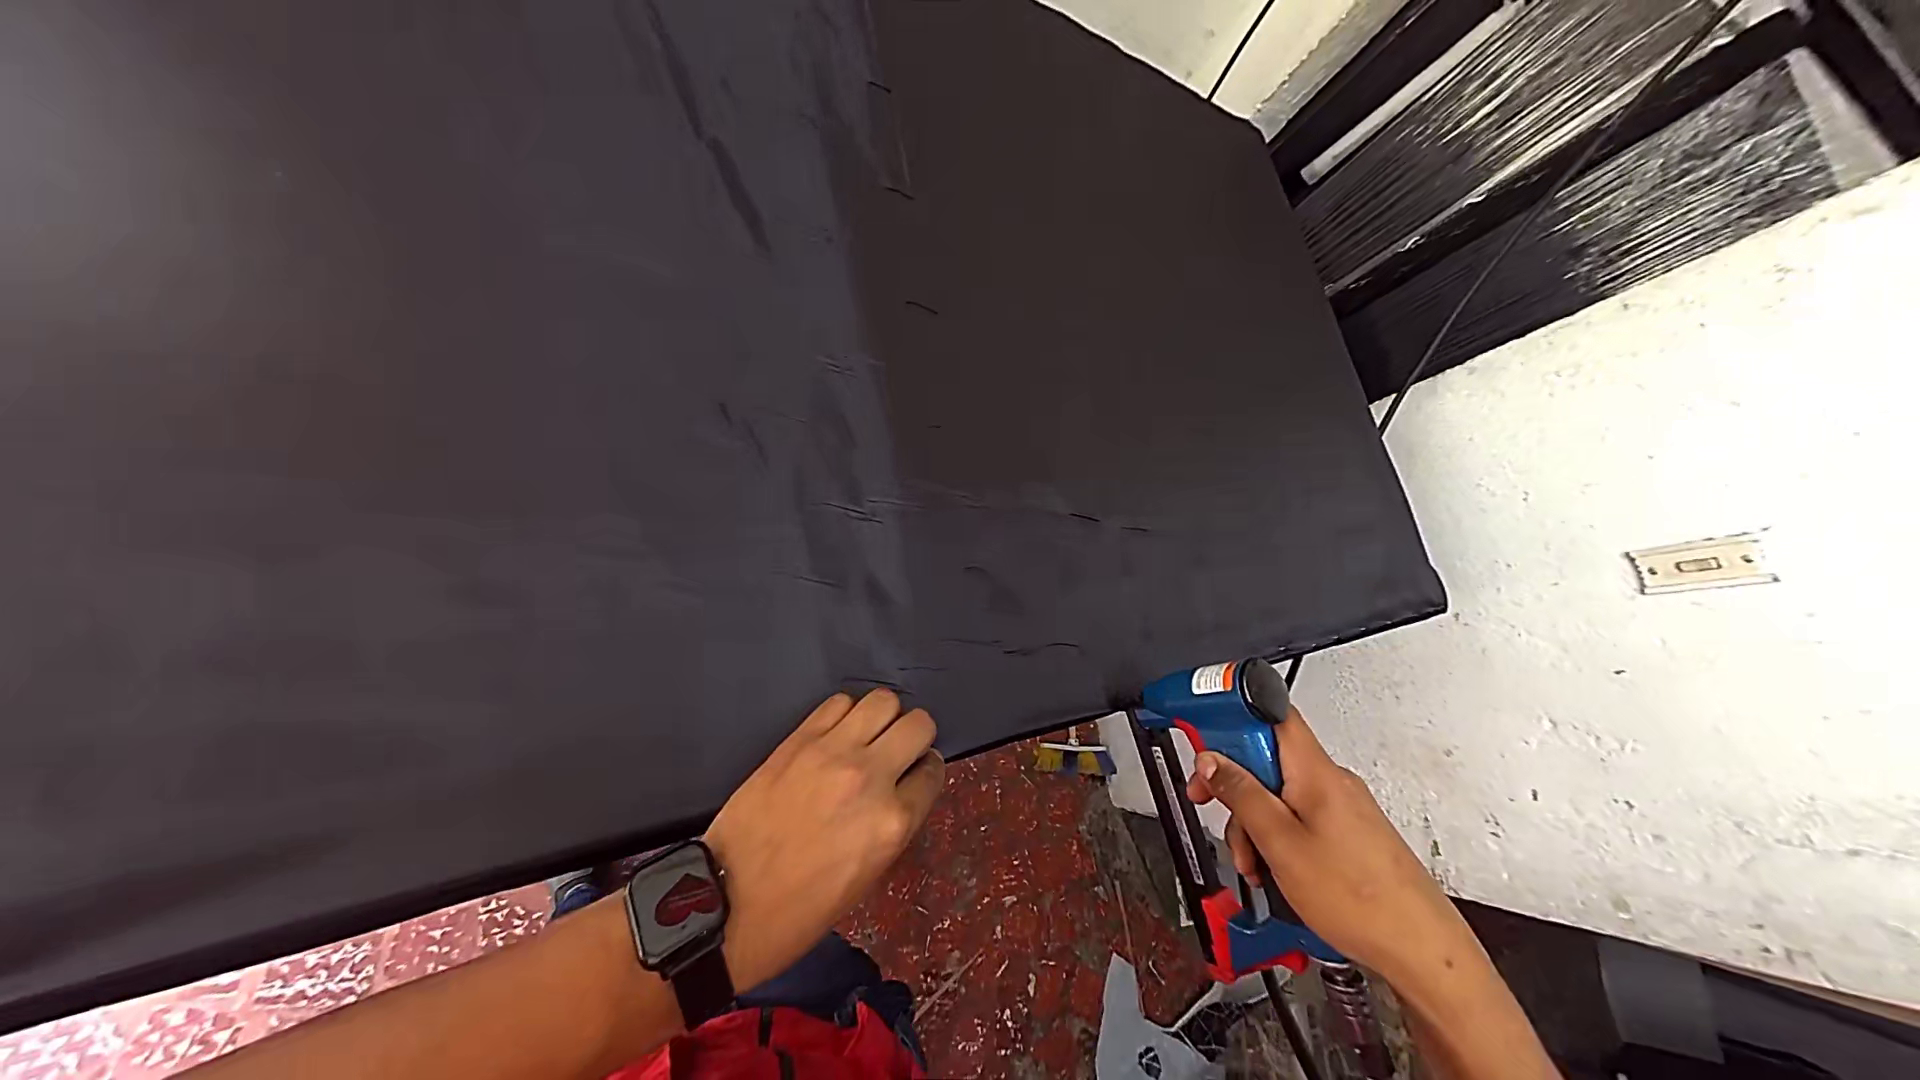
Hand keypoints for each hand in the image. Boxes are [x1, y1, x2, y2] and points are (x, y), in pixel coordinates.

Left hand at [704, 689, 944, 991]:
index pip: (933, 771)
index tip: (914, 775)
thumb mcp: (869, 875)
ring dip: (883, 718)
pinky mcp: (798, 740)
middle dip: (914, 737)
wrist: (726, 904)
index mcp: (893, 823)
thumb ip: (895, 823)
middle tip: (896, 752)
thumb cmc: (802, 908)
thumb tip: (904, 787)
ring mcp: (833, 753)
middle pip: (919, 723)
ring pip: (883, 700)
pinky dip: (845, 714)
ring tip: (867, 737)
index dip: (925, 772)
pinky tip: (836, 735)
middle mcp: (871, 778)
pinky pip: (839, 702)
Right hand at [1184, 706, 1476, 988]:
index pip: (1268, 713)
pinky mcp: (1344, 830)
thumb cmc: (1363, 902)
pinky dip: (1274, 833)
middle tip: (1208, 799)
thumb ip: (1240, 794)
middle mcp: (1330, 780)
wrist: (1421, 952)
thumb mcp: (1280, 843)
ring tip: (1252, 859)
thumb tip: (1212, 760)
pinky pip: (1295, 814)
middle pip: (1264, 756)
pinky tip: (1271, 864)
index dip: (1230, 712)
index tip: (1201, 723)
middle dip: (1232, 781)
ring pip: (1276, 790)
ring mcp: (1339, 806)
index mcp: (1316, 772)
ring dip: (1251, 819)